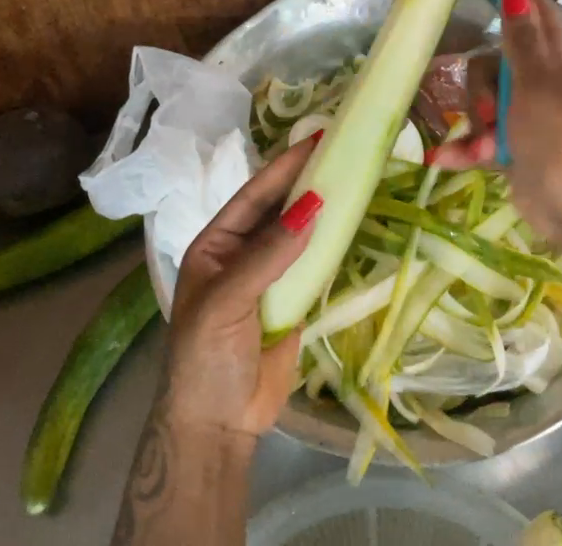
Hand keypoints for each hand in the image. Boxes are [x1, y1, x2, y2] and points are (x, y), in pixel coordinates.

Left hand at [164, 134, 323, 440]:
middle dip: (306, 182)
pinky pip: (315, 265)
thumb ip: (268, 255)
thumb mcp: (227, 301)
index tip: (314, 139)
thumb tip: (312, 206)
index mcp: (216, 245)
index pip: (253, 196)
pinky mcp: (294, 301)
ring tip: (355, 179)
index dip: (282, 167)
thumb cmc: (206, 357)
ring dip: (322, 211)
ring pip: (300, 234)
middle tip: (343, 151)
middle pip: (279, 210)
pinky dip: (332, 246)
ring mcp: (270, 277)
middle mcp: (243, 253)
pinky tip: (353, 225)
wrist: (218, 423)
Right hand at [431, 0, 561, 252]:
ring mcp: (527, 118)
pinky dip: (466, 148)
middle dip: (480, 86)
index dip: (509, 0)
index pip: (534, 16)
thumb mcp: (538, 87)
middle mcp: (542, 85)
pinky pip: (480, 138)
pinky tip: (446, 159)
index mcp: (557, 64)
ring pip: (483, 102)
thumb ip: (522, 39)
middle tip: (487, 111)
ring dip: (474, 124)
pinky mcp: (513, 149)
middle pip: (495, 62)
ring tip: (483, 148)